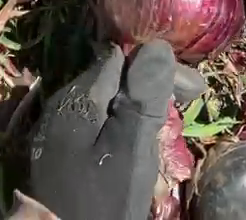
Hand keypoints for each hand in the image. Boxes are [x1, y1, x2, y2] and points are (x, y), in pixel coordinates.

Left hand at [26, 42, 174, 219]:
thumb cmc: (102, 199)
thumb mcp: (131, 147)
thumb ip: (144, 95)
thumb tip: (157, 45)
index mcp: (76, 96)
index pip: (123, 59)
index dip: (158, 68)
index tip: (190, 88)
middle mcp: (60, 104)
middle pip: (113, 79)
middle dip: (149, 87)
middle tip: (185, 103)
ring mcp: (56, 130)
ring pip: (106, 101)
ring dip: (136, 106)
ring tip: (165, 122)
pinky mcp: (57, 153)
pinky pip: (95, 123)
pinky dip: (119, 124)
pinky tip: (136, 138)